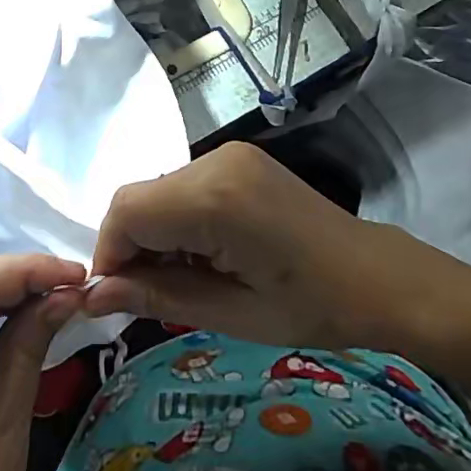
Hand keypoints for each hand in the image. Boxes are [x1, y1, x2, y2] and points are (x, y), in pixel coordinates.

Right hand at [83, 143, 470, 351]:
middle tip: (149, 295)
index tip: (115, 299)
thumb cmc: (311, 306)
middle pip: (138, 198)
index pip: (126, 213)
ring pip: (158, 191)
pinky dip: (177, 221)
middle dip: (130, 247)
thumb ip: (157, 296)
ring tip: (184, 278)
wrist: (378, 277)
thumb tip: (91, 295)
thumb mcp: (231, 313)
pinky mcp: (238, 160)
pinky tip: (204, 253)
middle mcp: (215, 162)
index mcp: (214, 198)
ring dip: (154, 235)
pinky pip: (183, 186)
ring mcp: (229, 156)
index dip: (109, 255)